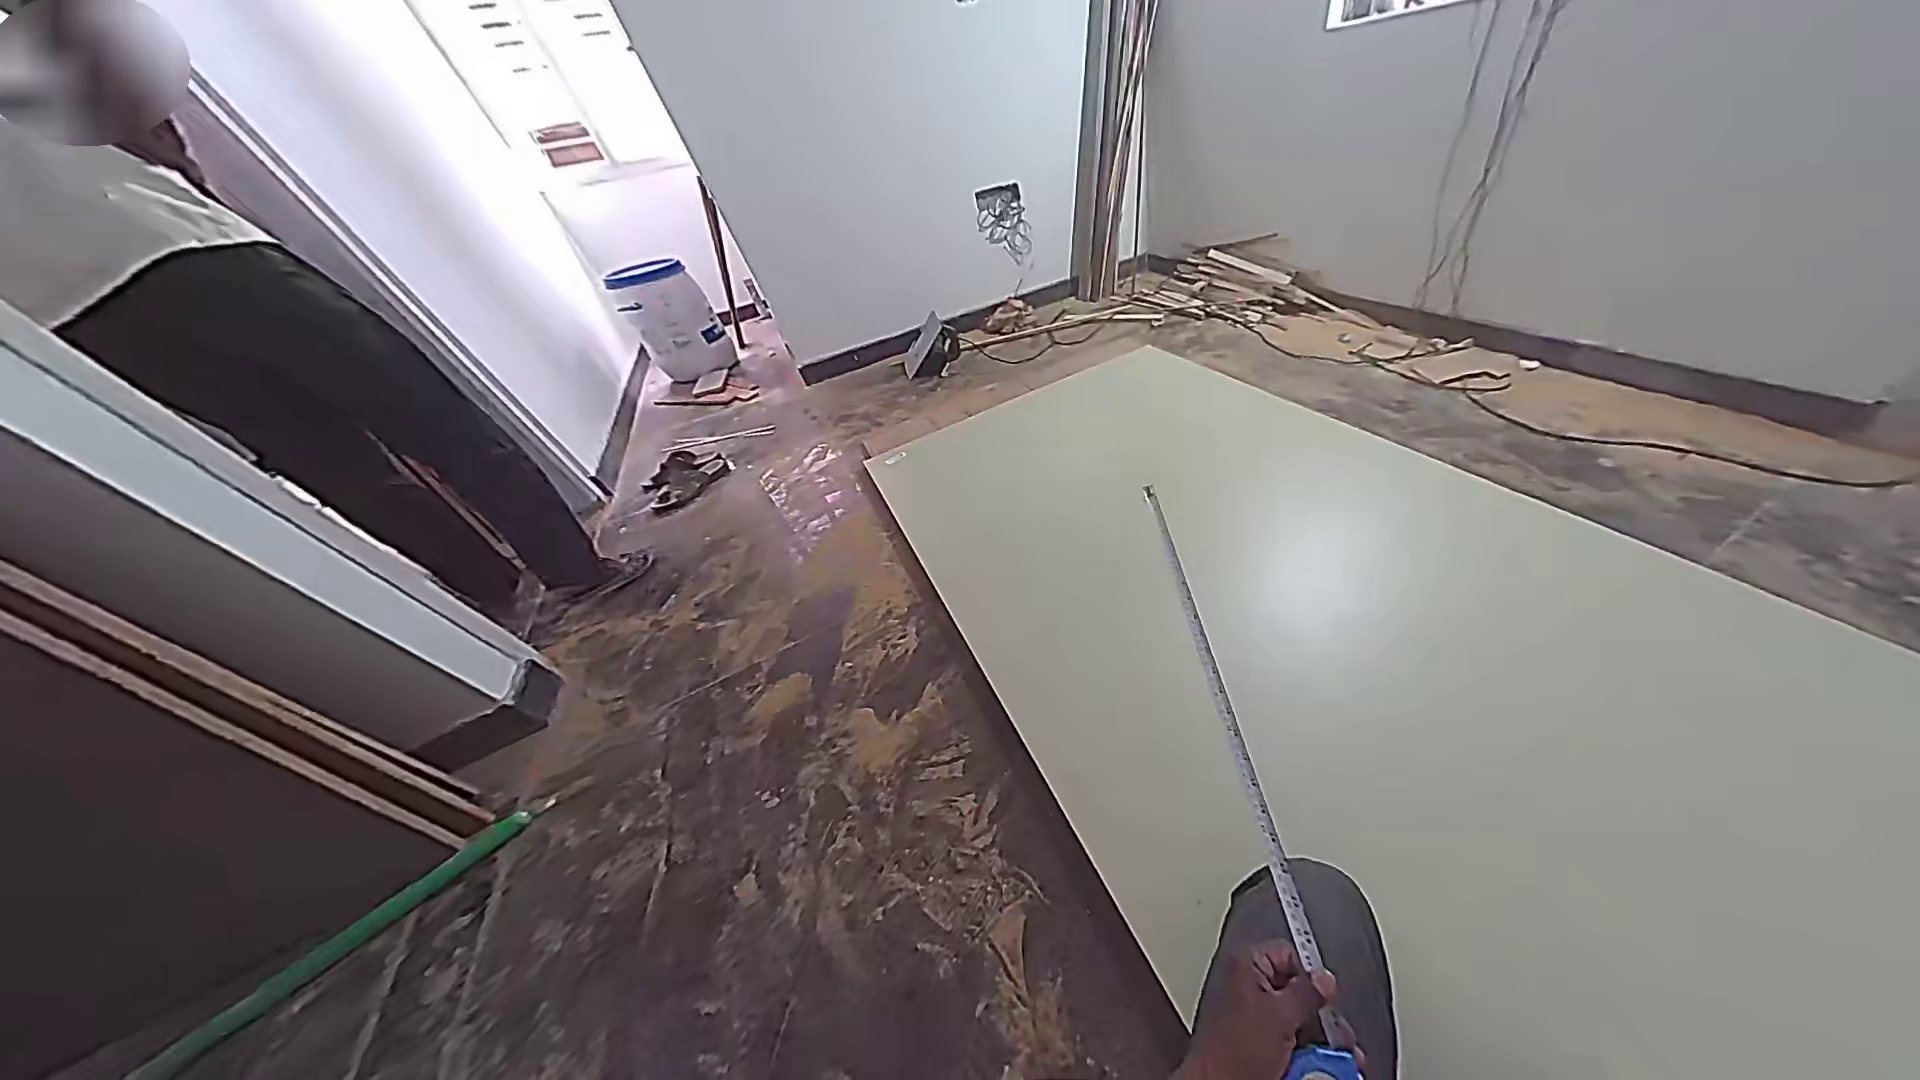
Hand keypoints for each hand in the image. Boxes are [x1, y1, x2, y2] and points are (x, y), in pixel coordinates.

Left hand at [1173, 940, 1360, 1079]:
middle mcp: (1250, 985)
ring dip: (1322, 1040)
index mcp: (1247, 965)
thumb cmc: (1238, 1046)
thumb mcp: (1280, 1016)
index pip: (1286, 954)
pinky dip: (1310, 1054)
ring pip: (1299, 1020)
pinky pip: (1293, 1041)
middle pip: (1297, 991)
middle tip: (1342, 1038)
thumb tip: (1324, 977)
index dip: (1309, 974)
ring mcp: (1256, 1015)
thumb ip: (1305, 994)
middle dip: (1322, 1016)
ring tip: (1341, 1059)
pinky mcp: (1262, 1042)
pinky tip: (1326, 1068)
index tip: (1329, 999)